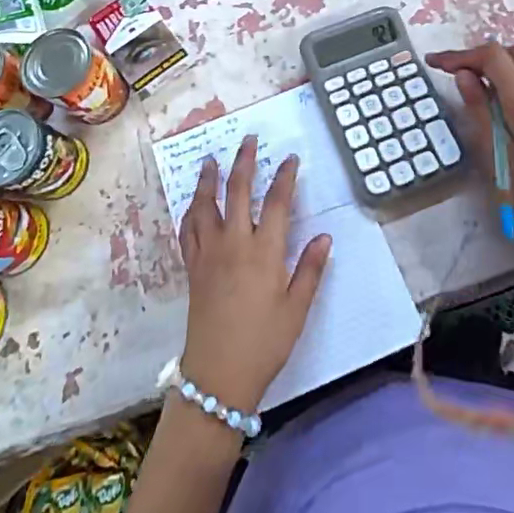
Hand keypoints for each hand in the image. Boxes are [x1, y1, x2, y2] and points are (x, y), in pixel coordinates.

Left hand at [177, 137, 329, 412]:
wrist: (219, 372)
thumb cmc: (265, 342)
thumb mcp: (297, 309)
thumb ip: (310, 270)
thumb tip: (325, 237)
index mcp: (264, 252)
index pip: (277, 203)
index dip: (285, 177)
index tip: (291, 158)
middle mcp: (234, 243)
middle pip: (238, 191)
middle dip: (245, 162)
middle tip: (248, 140)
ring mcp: (208, 252)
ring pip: (206, 205)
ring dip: (209, 179)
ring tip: (211, 160)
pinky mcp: (192, 266)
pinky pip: (188, 229)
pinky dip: (191, 210)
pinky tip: (193, 203)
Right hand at [426, 43, 513, 225]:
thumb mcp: (491, 143)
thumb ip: (477, 105)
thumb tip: (463, 75)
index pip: (491, 56)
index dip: (460, 55)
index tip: (434, 63)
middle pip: (507, 52)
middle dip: (477, 56)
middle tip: (452, 72)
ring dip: (495, 62)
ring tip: (472, 79)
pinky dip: (508, 72)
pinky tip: (494, 92)